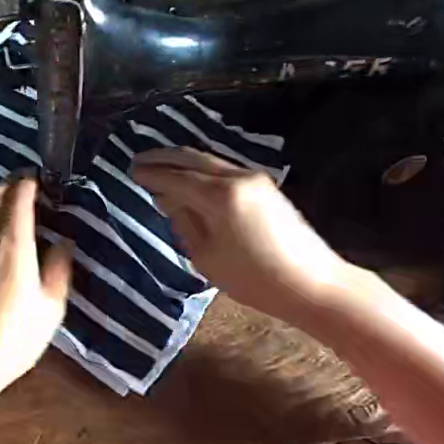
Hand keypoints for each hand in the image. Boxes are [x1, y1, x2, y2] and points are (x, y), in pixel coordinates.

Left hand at [0, 175, 73, 402]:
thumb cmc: (11, 338)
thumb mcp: (50, 309)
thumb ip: (58, 270)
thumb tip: (63, 243)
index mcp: (13, 243)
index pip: (19, 198)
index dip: (29, 183)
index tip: (38, 178)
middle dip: (10, 186)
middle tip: (25, 187)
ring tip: (5, 203)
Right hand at [131, 148, 361, 314]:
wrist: (313, 285)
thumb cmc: (254, 279)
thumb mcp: (206, 257)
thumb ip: (184, 222)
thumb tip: (169, 200)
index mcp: (220, 196)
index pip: (177, 177)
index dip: (152, 174)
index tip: (130, 170)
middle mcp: (238, 178)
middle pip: (194, 159)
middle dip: (164, 158)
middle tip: (139, 160)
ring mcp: (256, 180)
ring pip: (210, 162)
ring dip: (183, 163)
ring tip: (160, 167)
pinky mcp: (266, 188)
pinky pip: (224, 170)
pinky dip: (202, 171)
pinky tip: (190, 181)